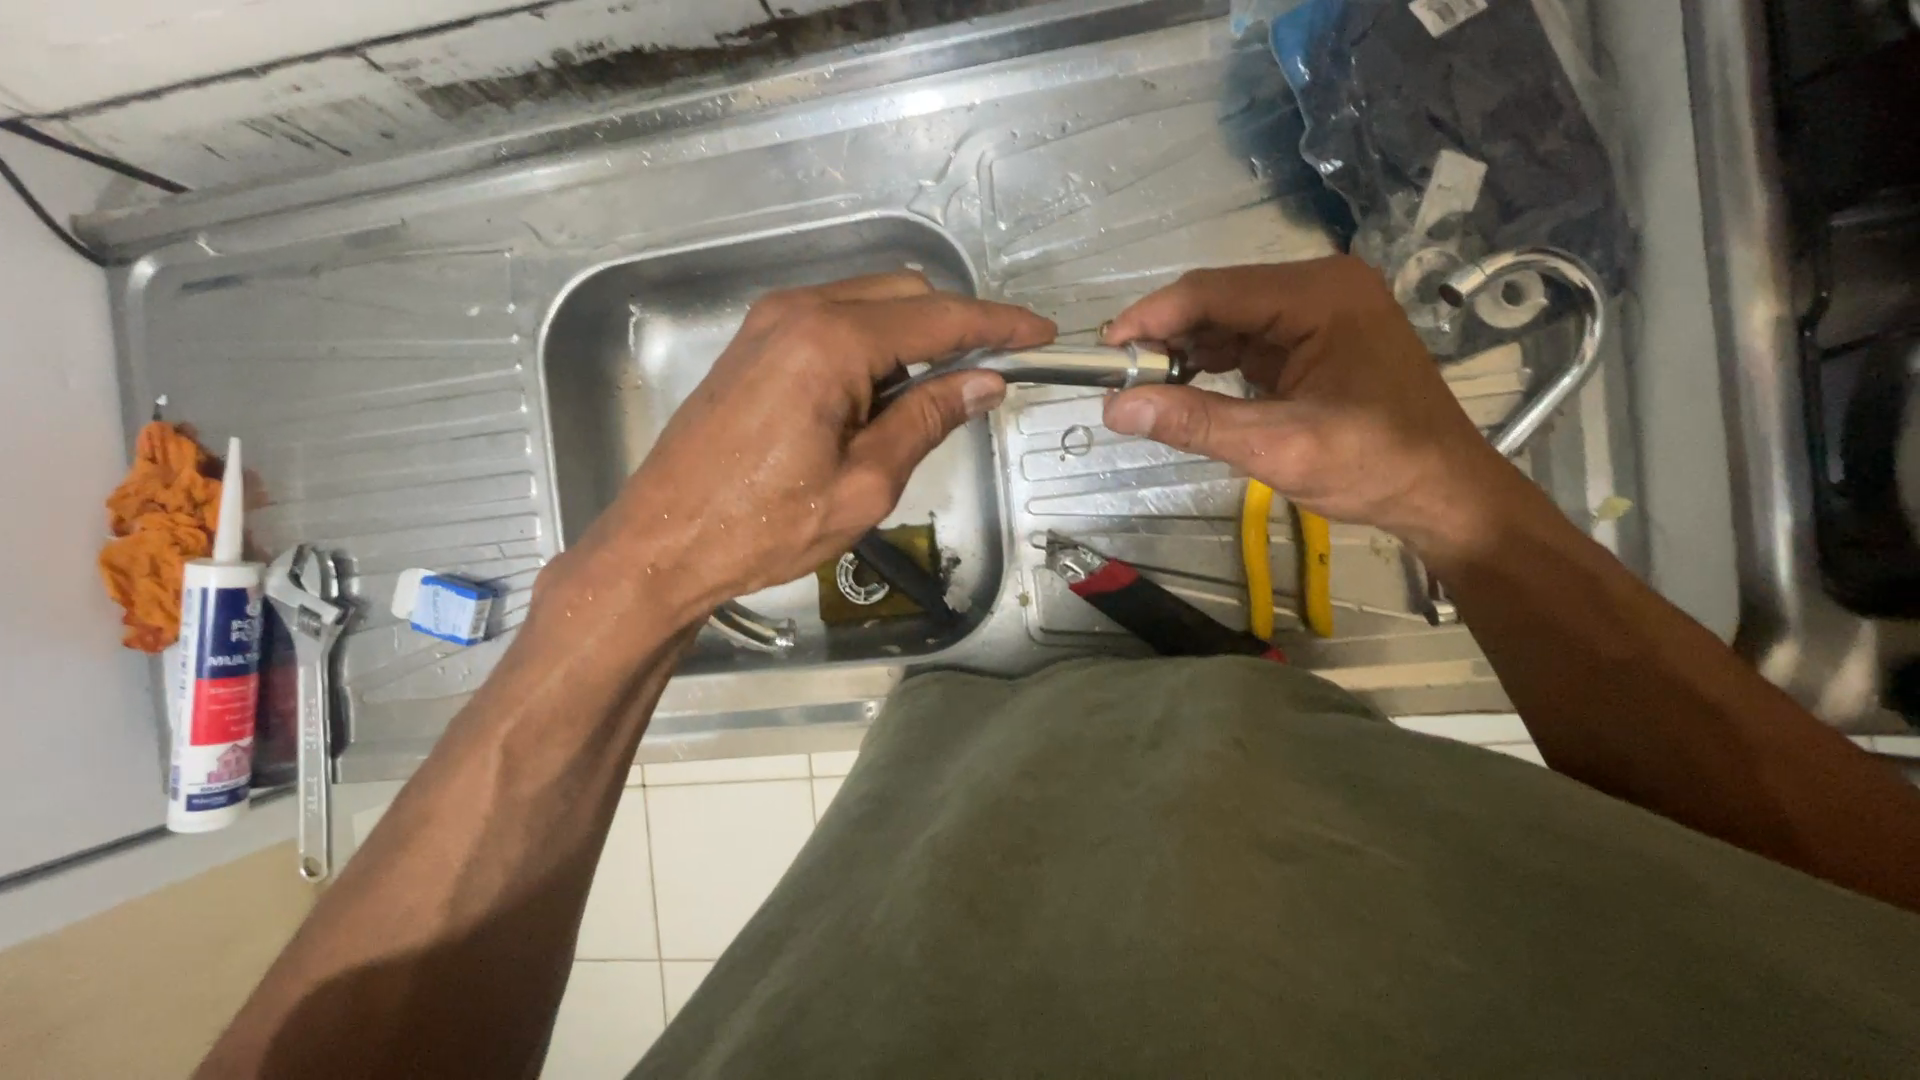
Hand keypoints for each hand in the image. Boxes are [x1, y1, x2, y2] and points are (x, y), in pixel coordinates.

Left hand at [551, 272, 1054, 622]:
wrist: (662, 543)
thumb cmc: (764, 527)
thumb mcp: (864, 484)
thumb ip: (927, 420)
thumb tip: (984, 381)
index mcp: (829, 341)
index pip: (938, 317)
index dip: (997, 324)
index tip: (1041, 334)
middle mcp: (798, 311)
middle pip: (904, 294)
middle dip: (956, 326)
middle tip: (992, 374)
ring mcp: (769, 323)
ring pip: (868, 304)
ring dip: (913, 337)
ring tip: (936, 397)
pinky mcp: (754, 344)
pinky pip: (833, 322)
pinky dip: (873, 345)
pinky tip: (884, 393)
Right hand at [1100, 256, 1520, 557]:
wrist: (1443, 493)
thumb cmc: (1374, 466)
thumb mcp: (1278, 447)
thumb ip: (1194, 422)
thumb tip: (1115, 408)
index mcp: (1320, 295)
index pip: (1212, 291)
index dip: (1151, 318)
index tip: (1104, 352)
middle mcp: (1320, 288)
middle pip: (1218, 300)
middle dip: (1166, 337)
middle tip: (1120, 379)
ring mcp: (1320, 313)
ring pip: (1228, 321)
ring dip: (1185, 353)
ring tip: (1146, 390)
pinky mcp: (1316, 340)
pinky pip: (1248, 342)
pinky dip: (1213, 365)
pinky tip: (1186, 390)